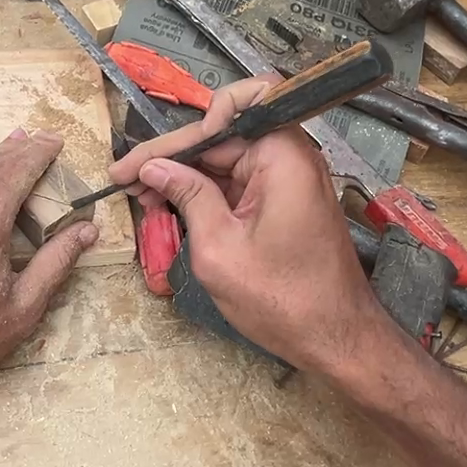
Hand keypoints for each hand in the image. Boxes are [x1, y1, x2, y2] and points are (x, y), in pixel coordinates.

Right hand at [110, 78, 390, 374]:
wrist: (338, 340)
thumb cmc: (282, 300)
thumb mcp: (219, 248)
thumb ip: (187, 196)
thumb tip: (153, 167)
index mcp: (280, 154)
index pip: (211, 126)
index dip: (166, 144)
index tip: (130, 168)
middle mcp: (288, 153)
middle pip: (216, 134)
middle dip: (171, 155)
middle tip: (127, 181)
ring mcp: (288, 174)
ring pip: (222, 156)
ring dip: (183, 172)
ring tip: (142, 195)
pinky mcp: (283, 194)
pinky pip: (236, 177)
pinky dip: (204, 188)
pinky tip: (171, 201)